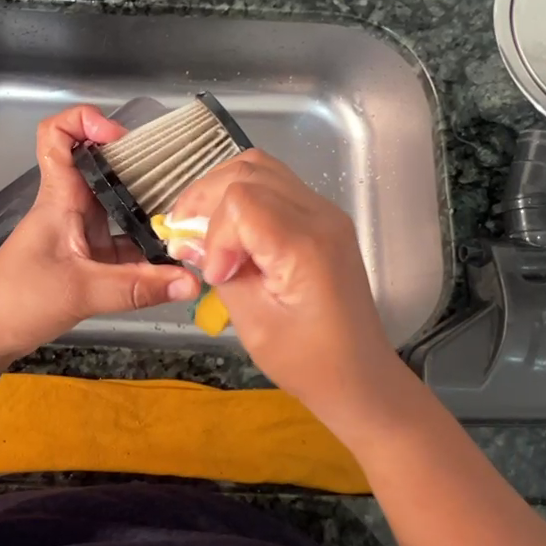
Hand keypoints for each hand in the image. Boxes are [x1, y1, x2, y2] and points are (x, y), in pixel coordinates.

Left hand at [0, 105, 199, 359]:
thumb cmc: (16, 301)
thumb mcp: (81, 292)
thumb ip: (137, 287)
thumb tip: (191, 282)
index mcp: (59, 198)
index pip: (57, 135)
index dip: (86, 121)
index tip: (122, 137)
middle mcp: (70, 208)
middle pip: (104, 170)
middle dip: (140, 169)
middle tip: (181, 182)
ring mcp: (78, 235)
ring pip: (118, 211)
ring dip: (149, 215)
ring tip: (190, 222)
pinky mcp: (83, 262)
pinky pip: (121, 247)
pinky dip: (145, 254)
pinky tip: (173, 266)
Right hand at [169, 150, 411, 439]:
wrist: (360, 377)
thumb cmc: (308, 362)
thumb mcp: (254, 324)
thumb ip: (220, 274)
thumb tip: (186, 241)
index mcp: (305, 245)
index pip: (240, 199)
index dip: (214, 232)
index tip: (214, 275)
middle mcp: (320, 216)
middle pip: (248, 172)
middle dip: (207, 199)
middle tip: (185, 235)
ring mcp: (325, 213)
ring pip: (260, 168)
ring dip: (221, 191)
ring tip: (200, 227)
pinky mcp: (322, 219)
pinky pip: (274, 185)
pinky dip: (241, 197)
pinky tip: (227, 230)